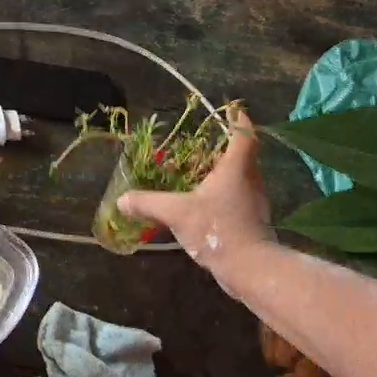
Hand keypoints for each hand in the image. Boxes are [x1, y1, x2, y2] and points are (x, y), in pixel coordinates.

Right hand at [118, 106, 272, 273]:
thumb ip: (148, 203)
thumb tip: (122, 199)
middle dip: (227, 146)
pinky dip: (223, 194)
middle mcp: (250, 180)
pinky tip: (205, 204)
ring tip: (201, 172)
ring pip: (242, 178)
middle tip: (205, 143)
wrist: (250, 267)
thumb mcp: (176, 213)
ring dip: (224, 172)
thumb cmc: (218, 229)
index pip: (244, 135)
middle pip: (244, 155)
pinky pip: (238, 198)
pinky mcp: (252, 221)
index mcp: (236, 169)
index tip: (231, 110)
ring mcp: (254, 202)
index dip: (238, 120)